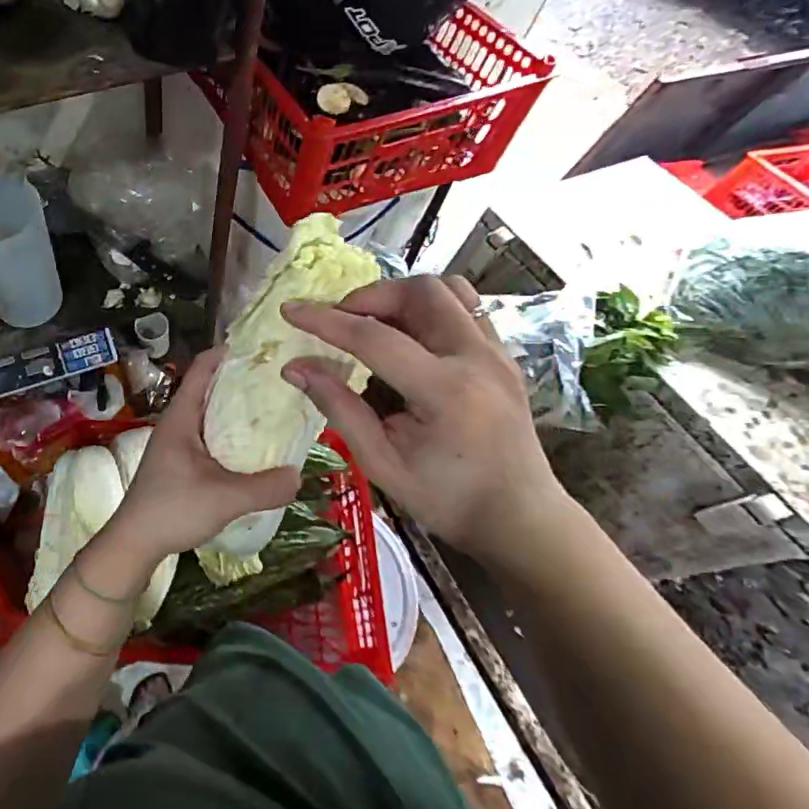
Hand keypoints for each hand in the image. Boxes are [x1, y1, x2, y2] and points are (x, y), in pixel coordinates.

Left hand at [101, 347, 300, 561]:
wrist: (134, 542)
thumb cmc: (172, 510)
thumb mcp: (225, 499)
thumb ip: (265, 487)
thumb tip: (299, 475)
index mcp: (181, 418)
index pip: (203, 369)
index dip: (229, 353)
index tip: (262, 347)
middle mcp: (177, 423)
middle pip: (210, 389)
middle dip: (242, 381)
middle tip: (280, 379)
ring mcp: (176, 443)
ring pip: (211, 415)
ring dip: (237, 410)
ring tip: (274, 409)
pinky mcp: (179, 463)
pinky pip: (210, 437)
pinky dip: (231, 434)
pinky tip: (254, 448)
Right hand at [279, 276, 567, 565]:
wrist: (518, 517)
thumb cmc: (445, 498)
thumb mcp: (380, 463)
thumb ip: (338, 408)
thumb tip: (295, 369)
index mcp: (445, 391)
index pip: (374, 338)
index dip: (325, 320)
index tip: (290, 310)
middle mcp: (477, 359)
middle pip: (420, 292)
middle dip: (369, 297)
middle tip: (340, 323)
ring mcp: (497, 353)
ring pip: (448, 290)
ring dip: (401, 298)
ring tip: (374, 325)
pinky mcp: (502, 356)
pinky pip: (464, 309)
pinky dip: (427, 310)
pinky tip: (407, 338)